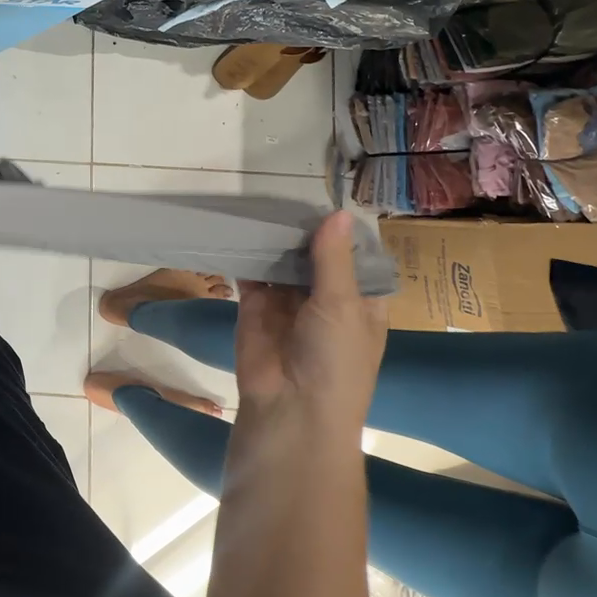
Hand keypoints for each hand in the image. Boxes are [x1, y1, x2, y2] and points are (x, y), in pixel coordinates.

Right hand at [234, 211, 387, 431]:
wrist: (290, 402)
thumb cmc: (335, 359)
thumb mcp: (342, 306)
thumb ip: (333, 260)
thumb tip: (336, 212)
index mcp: (362, 299)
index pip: (357, 256)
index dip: (343, 231)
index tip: (324, 197)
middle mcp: (326, 296)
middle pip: (314, 254)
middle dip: (301, 230)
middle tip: (281, 194)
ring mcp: (288, 300)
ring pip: (280, 260)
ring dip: (271, 239)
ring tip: (256, 205)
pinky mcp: (253, 303)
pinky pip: (249, 272)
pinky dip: (242, 254)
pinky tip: (234, 229)